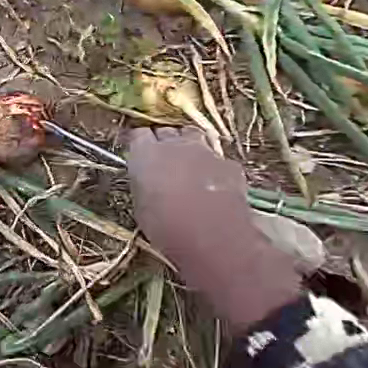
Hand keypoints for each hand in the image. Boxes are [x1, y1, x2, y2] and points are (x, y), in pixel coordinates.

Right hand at [125, 128, 304, 326]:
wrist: (211, 236)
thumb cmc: (164, 225)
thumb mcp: (141, 205)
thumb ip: (143, 184)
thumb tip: (148, 182)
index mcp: (145, 152)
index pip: (138, 135)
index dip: (139, 144)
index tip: (138, 155)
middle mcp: (174, 144)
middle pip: (167, 131)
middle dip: (164, 142)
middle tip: (162, 162)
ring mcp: (205, 151)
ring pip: (194, 136)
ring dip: (189, 146)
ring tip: (187, 165)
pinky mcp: (229, 164)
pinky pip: (217, 158)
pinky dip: (213, 166)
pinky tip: (213, 184)